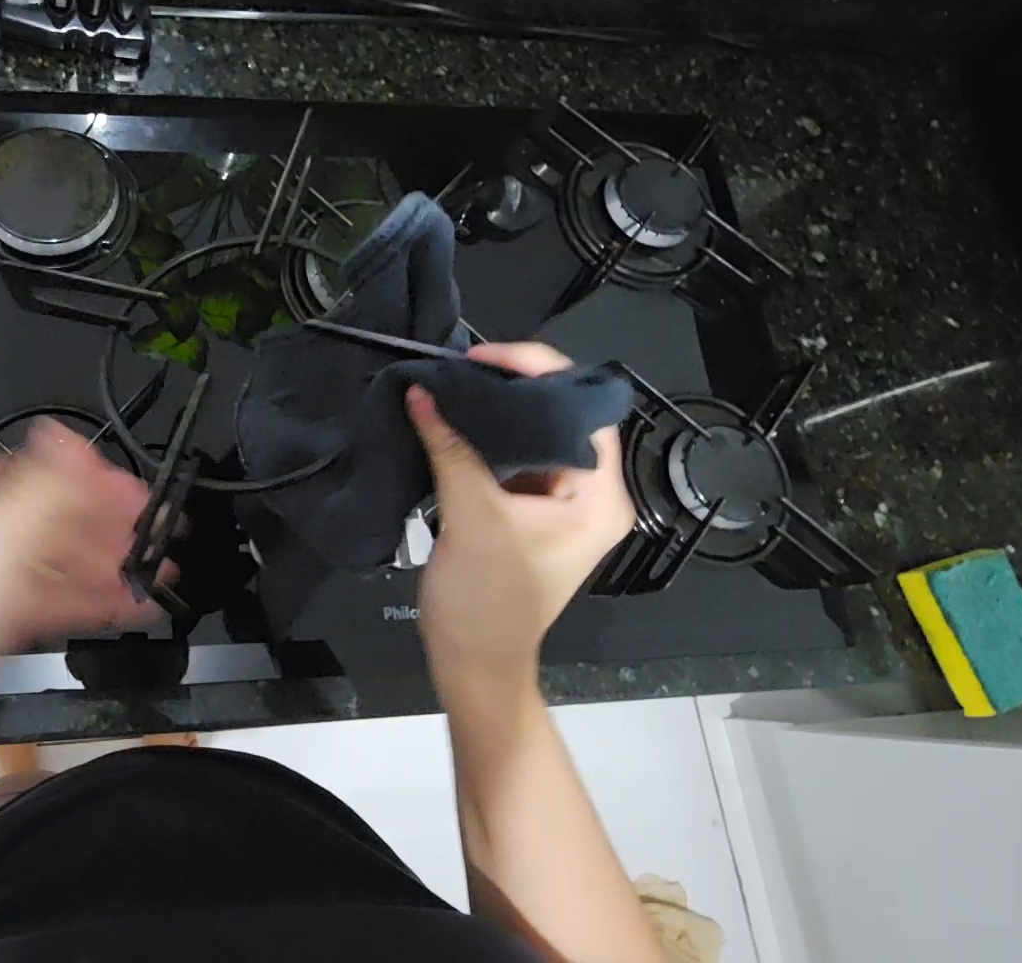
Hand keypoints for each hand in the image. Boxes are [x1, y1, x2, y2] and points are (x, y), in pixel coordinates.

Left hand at [0, 419, 165, 655]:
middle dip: (107, 521)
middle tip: (151, 530)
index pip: (42, 478)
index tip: (130, 487)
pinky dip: (93, 601)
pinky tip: (123, 606)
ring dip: (107, 562)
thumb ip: (34, 496)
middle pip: (58, 520)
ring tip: (150, 570)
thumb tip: (61, 440)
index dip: (88, 477)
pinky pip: (58, 603)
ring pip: (62, 563)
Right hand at [405, 342, 634, 689]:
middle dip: (509, 388)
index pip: (581, 409)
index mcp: (599, 496)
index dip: (537, 373)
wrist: (472, 664)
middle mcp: (588, 494)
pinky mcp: (524, 513)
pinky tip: (449, 423)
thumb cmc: (487, 604)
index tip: (482, 358)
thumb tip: (422, 392)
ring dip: (491, 414)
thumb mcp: (471, 519)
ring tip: (451, 388)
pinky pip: (506, 462)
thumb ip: (450, 450)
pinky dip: (479, 440)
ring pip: (528, 439)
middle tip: (460, 369)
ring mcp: (555, 505)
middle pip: (556, 418)